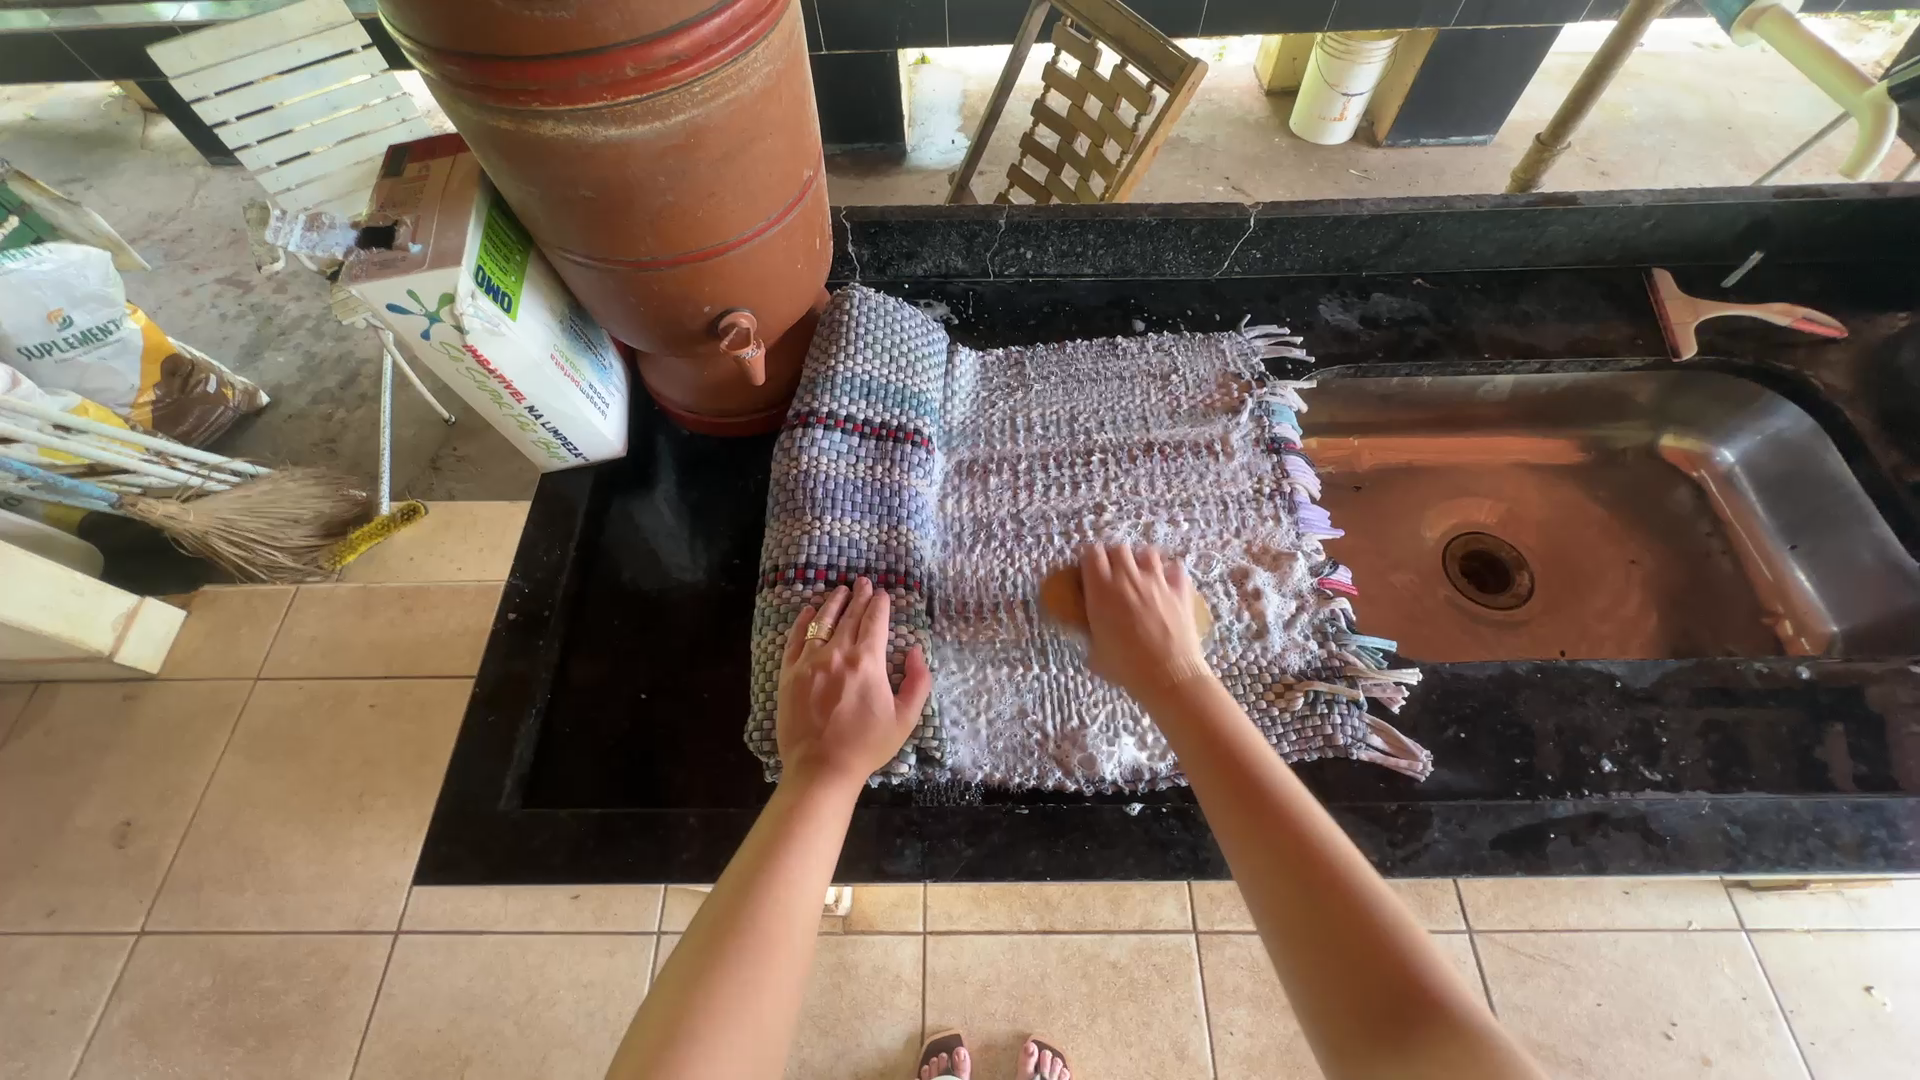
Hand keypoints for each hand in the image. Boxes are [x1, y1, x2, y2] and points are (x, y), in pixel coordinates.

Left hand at [776, 576, 931, 790]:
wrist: (822, 768)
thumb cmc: (867, 745)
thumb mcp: (906, 718)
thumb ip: (918, 682)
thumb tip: (917, 652)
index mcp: (868, 662)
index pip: (875, 622)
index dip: (879, 605)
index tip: (882, 594)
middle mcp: (838, 653)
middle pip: (850, 617)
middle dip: (859, 597)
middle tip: (863, 582)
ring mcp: (810, 662)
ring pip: (823, 622)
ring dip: (834, 603)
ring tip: (841, 590)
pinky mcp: (789, 674)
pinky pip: (796, 639)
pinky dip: (804, 621)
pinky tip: (810, 611)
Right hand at [1078, 543, 1212, 698]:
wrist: (1168, 675)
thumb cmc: (1126, 666)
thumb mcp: (1095, 651)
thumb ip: (1089, 631)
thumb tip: (1087, 628)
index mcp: (1101, 589)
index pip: (1091, 553)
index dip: (1089, 559)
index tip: (1089, 571)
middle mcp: (1128, 577)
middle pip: (1119, 548)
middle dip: (1114, 557)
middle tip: (1114, 574)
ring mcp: (1157, 581)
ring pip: (1147, 553)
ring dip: (1141, 561)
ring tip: (1141, 575)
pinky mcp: (1180, 590)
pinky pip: (1175, 568)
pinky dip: (1170, 573)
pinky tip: (1167, 584)